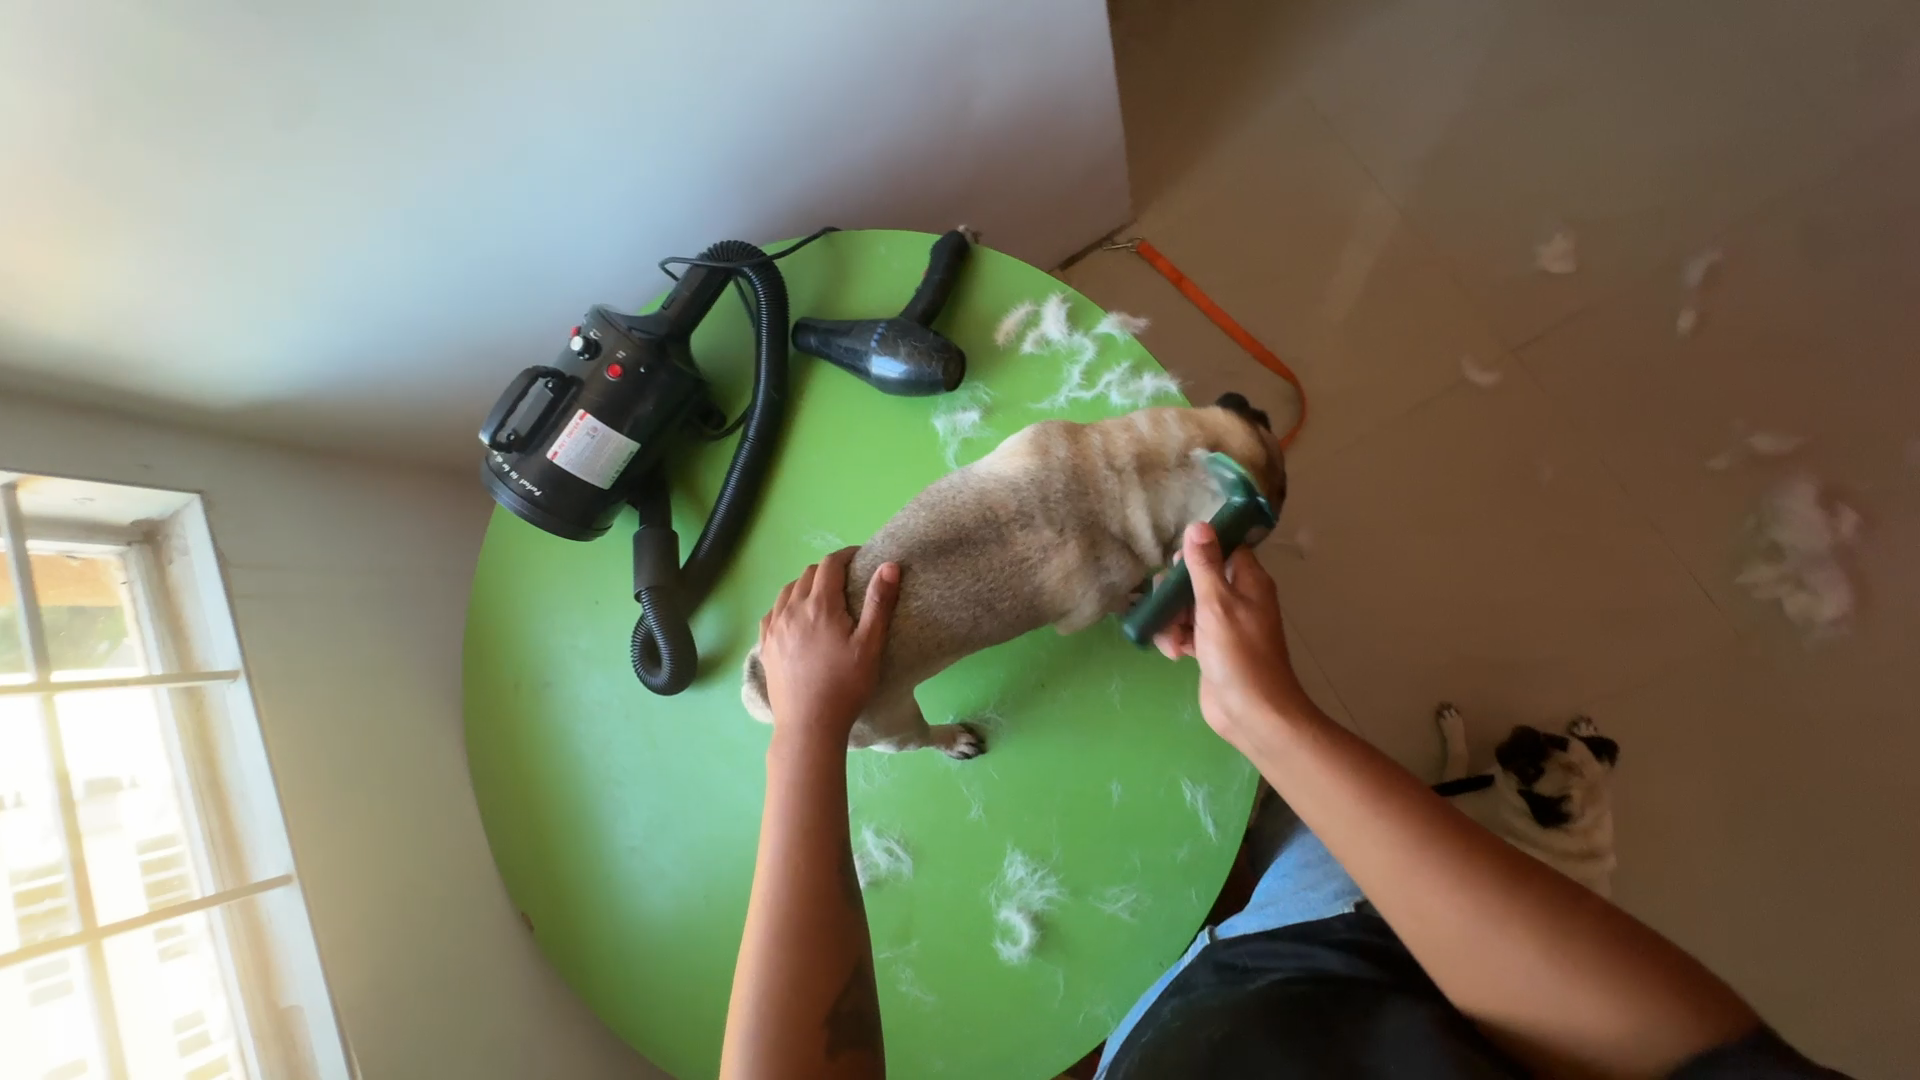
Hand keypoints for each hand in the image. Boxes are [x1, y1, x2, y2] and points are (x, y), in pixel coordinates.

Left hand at [758, 548, 899, 749]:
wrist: (809, 726)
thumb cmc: (846, 686)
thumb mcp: (870, 645)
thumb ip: (879, 603)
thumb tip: (889, 565)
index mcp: (820, 605)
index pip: (830, 564)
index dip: (846, 555)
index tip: (861, 558)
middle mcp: (791, 609)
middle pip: (808, 574)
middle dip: (828, 570)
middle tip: (847, 581)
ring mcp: (774, 627)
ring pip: (788, 590)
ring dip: (806, 585)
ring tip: (823, 598)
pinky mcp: (766, 645)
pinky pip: (774, 611)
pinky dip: (787, 605)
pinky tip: (796, 619)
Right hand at [1153, 523, 1310, 748]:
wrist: (1251, 712)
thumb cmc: (1239, 654)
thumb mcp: (1216, 604)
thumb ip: (1204, 565)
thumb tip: (1198, 524)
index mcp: (1248, 581)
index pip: (1223, 548)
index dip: (1198, 551)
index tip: (1177, 564)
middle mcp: (1238, 598)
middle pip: (1197, 577)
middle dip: (1175, 592)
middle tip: (1168, 607)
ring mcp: (1224, 624)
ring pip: (1186, 606)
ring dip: (1171, 620)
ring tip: (1172, 640)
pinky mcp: (1210, 647)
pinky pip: (1185, 630)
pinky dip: (1176, 638)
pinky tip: (1174, 654)